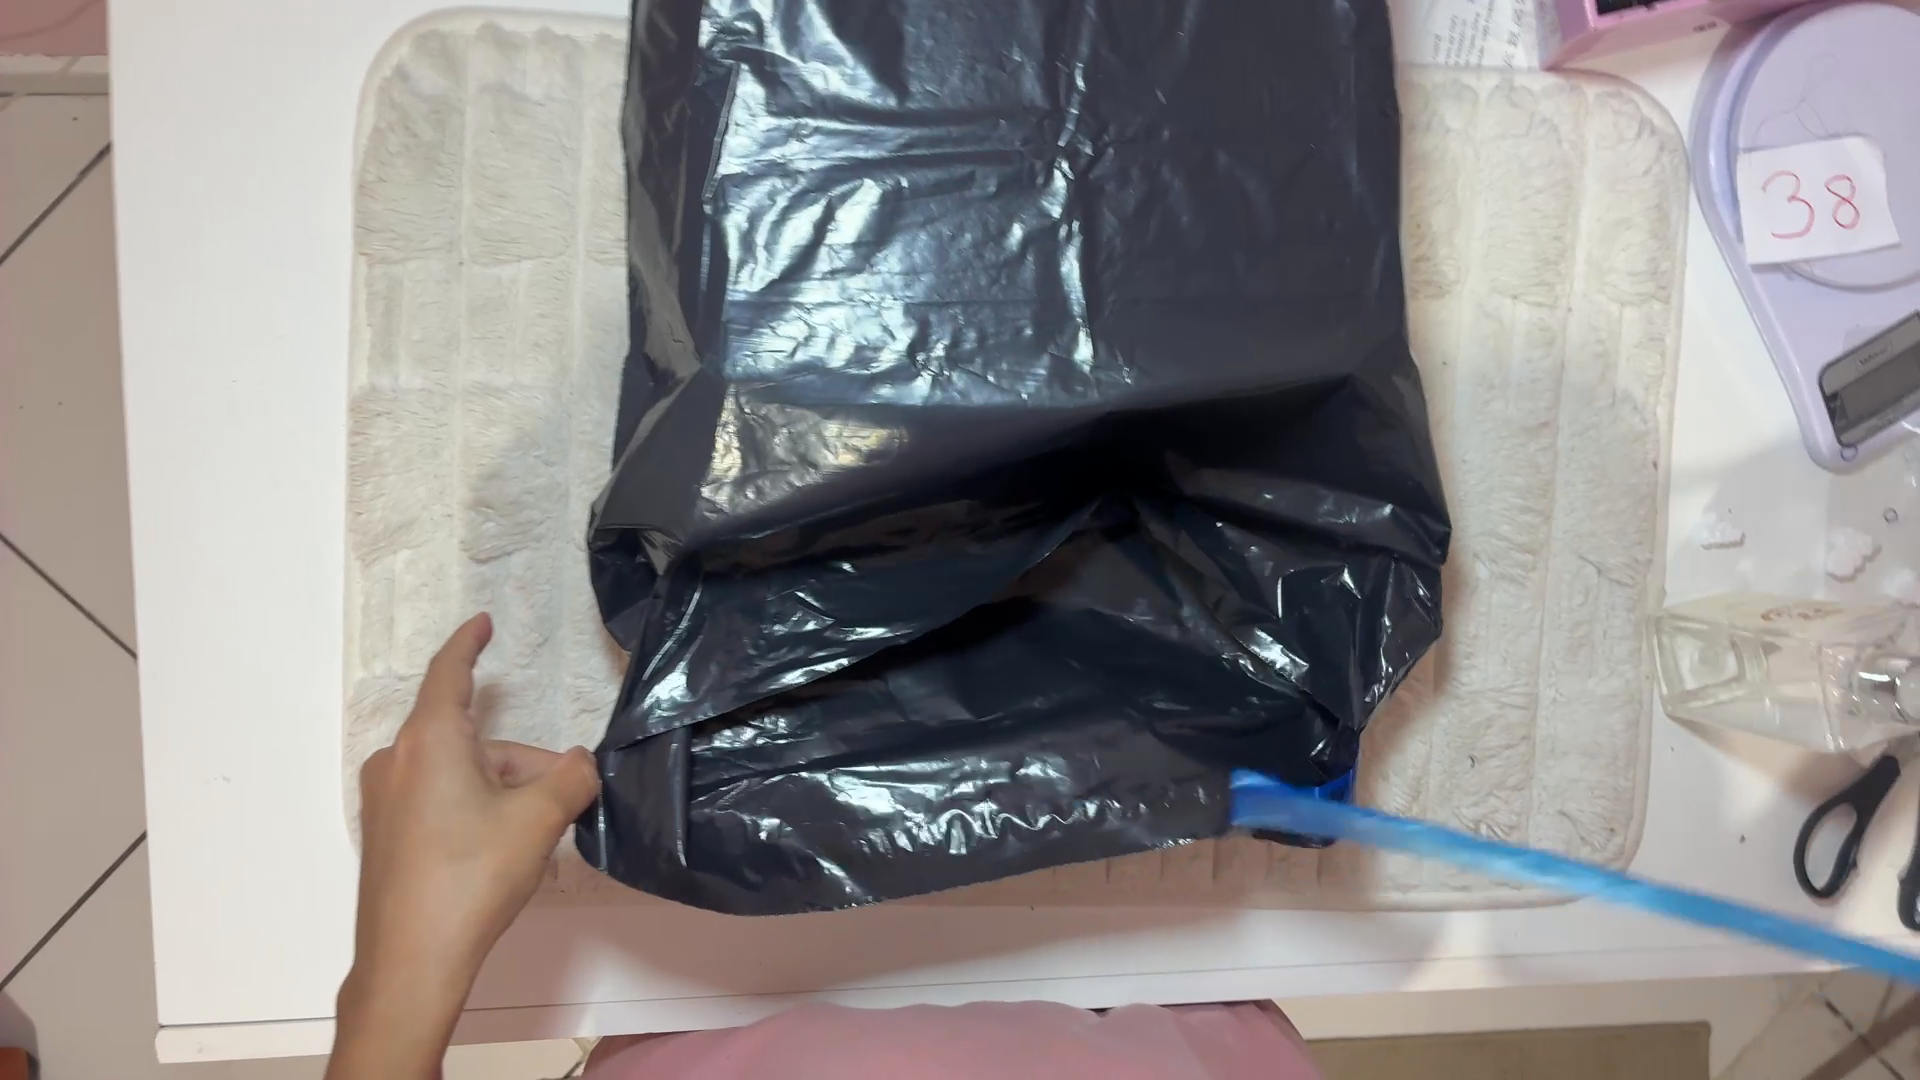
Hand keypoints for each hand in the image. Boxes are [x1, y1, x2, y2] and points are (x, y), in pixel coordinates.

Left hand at [328, 614, 599, 1078]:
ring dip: (508, 786)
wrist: (411, 963)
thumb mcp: (543, 816)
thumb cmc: (474, 872)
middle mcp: (399, 763)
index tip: (484, 622)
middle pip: (477, 738)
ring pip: (465, 771)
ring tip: (539, 831)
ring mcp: (387, 802)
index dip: (468, 644)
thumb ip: (574, 775)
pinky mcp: (387, 836)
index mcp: (430, 743)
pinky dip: (482, 806)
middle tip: (566, 794)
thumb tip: (582, 764)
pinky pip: (445, 797)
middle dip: (526, 760)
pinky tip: (503, 846)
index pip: (449, 675)